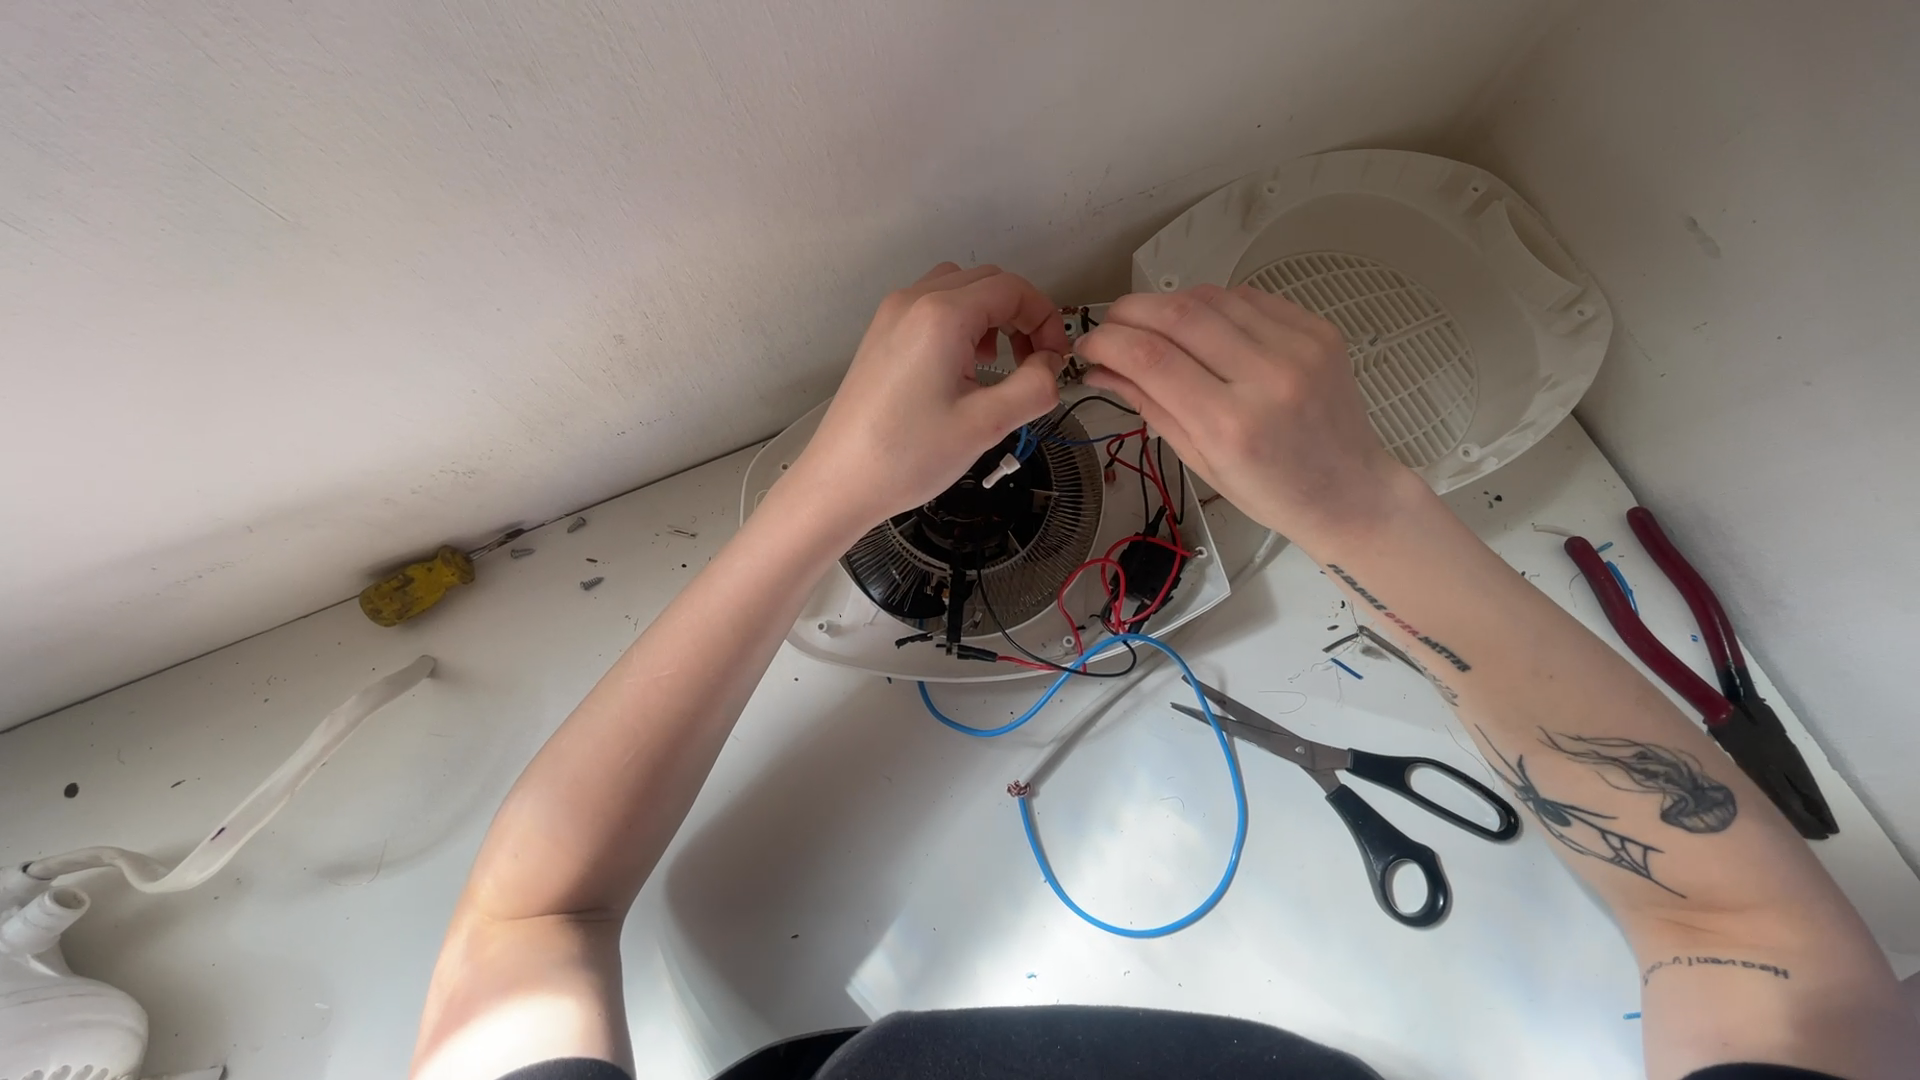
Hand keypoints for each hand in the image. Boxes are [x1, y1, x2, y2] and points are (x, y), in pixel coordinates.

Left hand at [789, 263, 1068, 526]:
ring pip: (959, 291)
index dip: (1045, 320)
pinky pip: (932, 310)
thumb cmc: (906, 456)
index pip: (1013, 289)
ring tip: (997, 367)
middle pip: (987, 282)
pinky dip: (960, 327)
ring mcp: (891, 317)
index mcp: (941, 316)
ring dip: (991, 319)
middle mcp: (913, 302)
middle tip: (1034, 365)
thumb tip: (1052, 367)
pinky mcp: (881, 337)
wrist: (840, 482)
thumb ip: (1035, 387)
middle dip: (1021, 317)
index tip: (1054, 361)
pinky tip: (963, 371)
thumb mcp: (986, 424)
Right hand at [1078, 284, 1414, 548]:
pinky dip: (1210, 305)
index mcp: (1229, 424)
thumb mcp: (1197, 460)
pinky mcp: (1317, 329)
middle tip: (1109, 327)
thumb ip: (1149, 405)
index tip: (1086, 346)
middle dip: (1129, 312)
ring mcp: (1298, 346)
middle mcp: (1266, 376)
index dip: (1107, 342)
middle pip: (1178, 314)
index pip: (1150, 358)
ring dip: (1166, 304)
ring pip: (1211, 297)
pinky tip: (1198, 325)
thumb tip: (1100, 370)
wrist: (1348, 490)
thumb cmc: (1267, 491)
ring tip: (1149, 326)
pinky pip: (1248, 298)